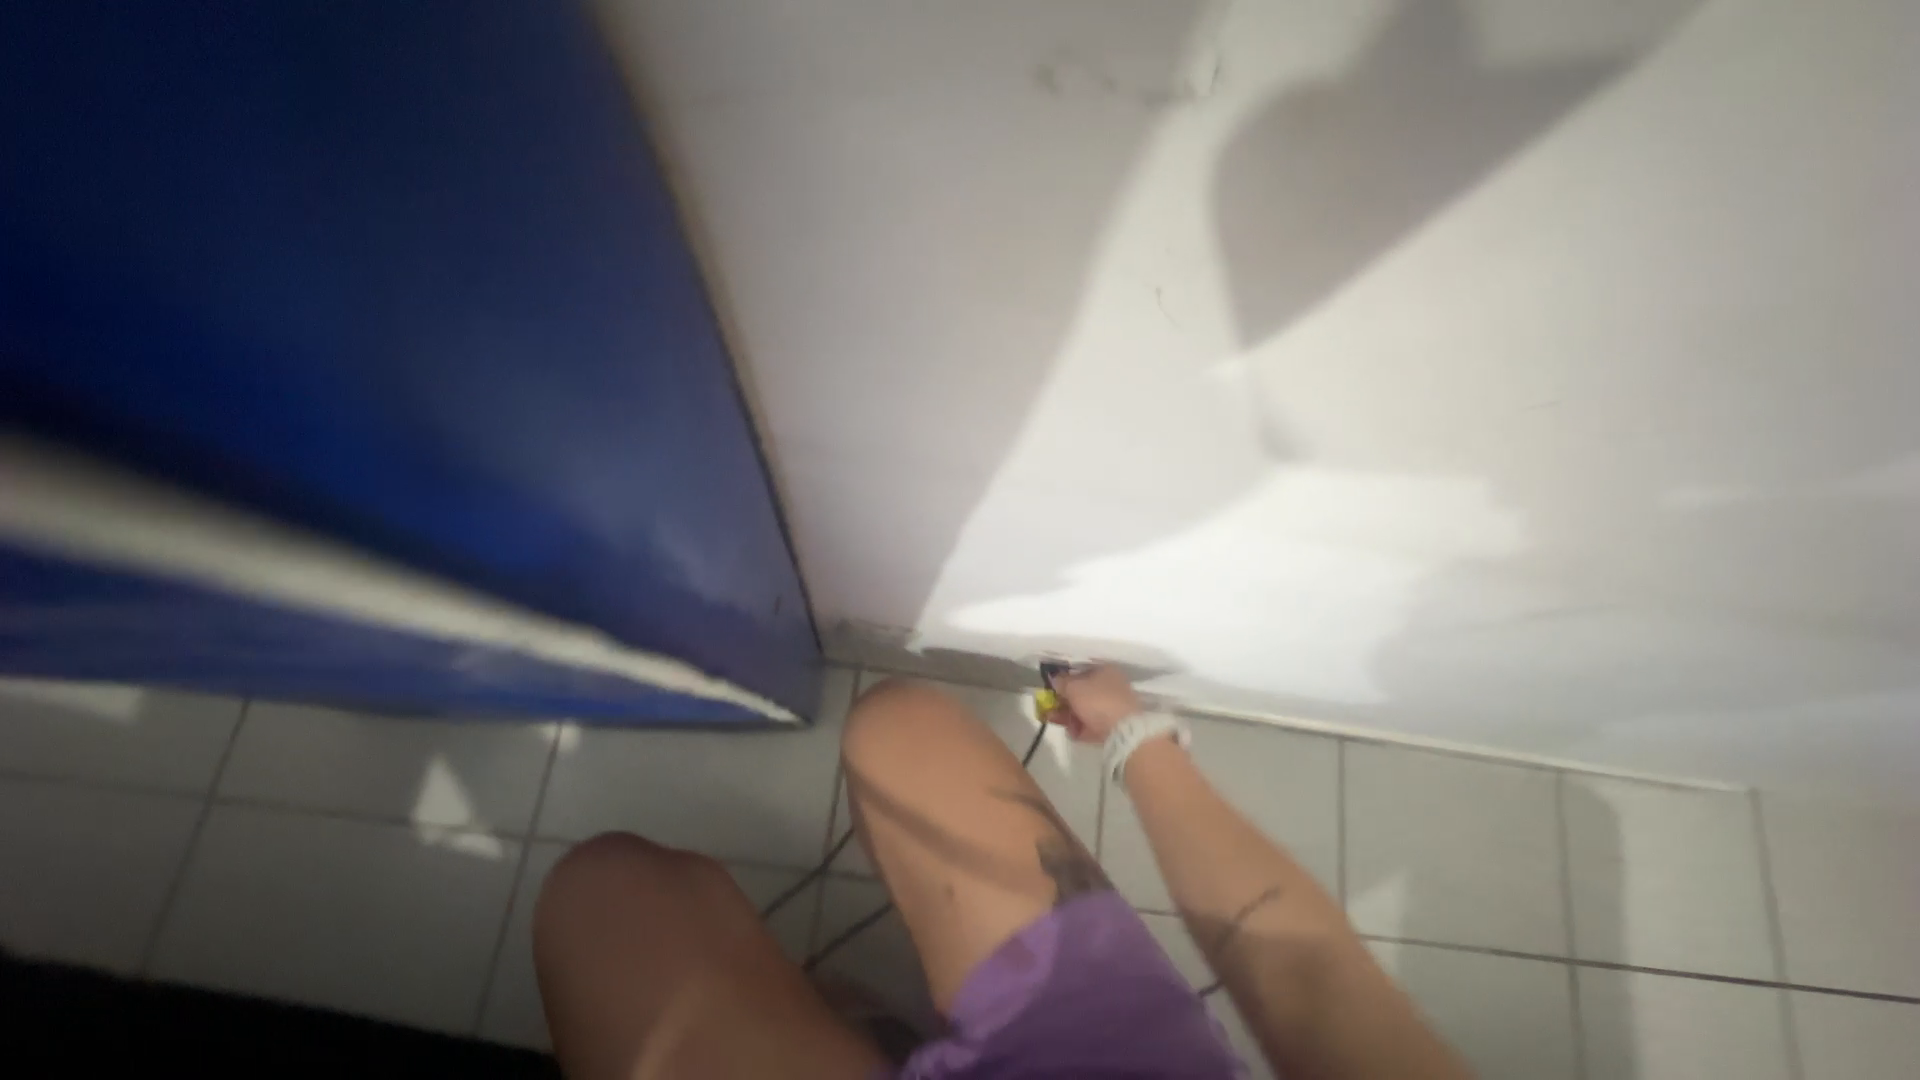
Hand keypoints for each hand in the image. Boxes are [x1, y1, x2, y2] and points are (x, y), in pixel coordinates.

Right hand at [1051, 665, 1141, 743]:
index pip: (1080, 672)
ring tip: (1054, 721)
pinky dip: (1081, 728)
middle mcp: (1111, 686)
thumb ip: (1061, 682)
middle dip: (1063, 702)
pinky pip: (1092, 724)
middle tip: (1048, 709)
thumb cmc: (1097, 700)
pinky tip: (1072, 733)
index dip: (1064, 680)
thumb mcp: (1074, 687)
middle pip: (1081, 693)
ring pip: (1085, 710)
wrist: (1124, 730)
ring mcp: (1113, 707)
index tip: (1051, 689)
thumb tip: (1055, 679)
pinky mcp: (1113, 726)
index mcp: (1105, 671)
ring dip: (1067, 716)